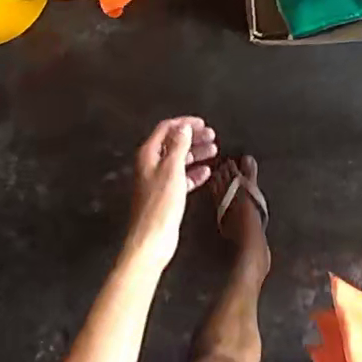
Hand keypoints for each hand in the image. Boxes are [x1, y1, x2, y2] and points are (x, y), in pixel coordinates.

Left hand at [126, 117, 217, 268]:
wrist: (152, 238)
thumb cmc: (160, 205)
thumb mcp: (172, 170)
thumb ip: (178, 146)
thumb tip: (184, 127)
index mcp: (148, 154)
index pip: (166, 129)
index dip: (184, 124)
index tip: (202, 123)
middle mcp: (151, 165)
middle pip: (173, 143)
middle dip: (192, 137)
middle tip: (211, 135)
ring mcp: (157, 180)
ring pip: (179, 159)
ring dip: (196, 153)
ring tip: (213, 150)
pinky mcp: (165, 194)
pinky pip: (181, 177)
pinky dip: (193, 172)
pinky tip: (206, 172)